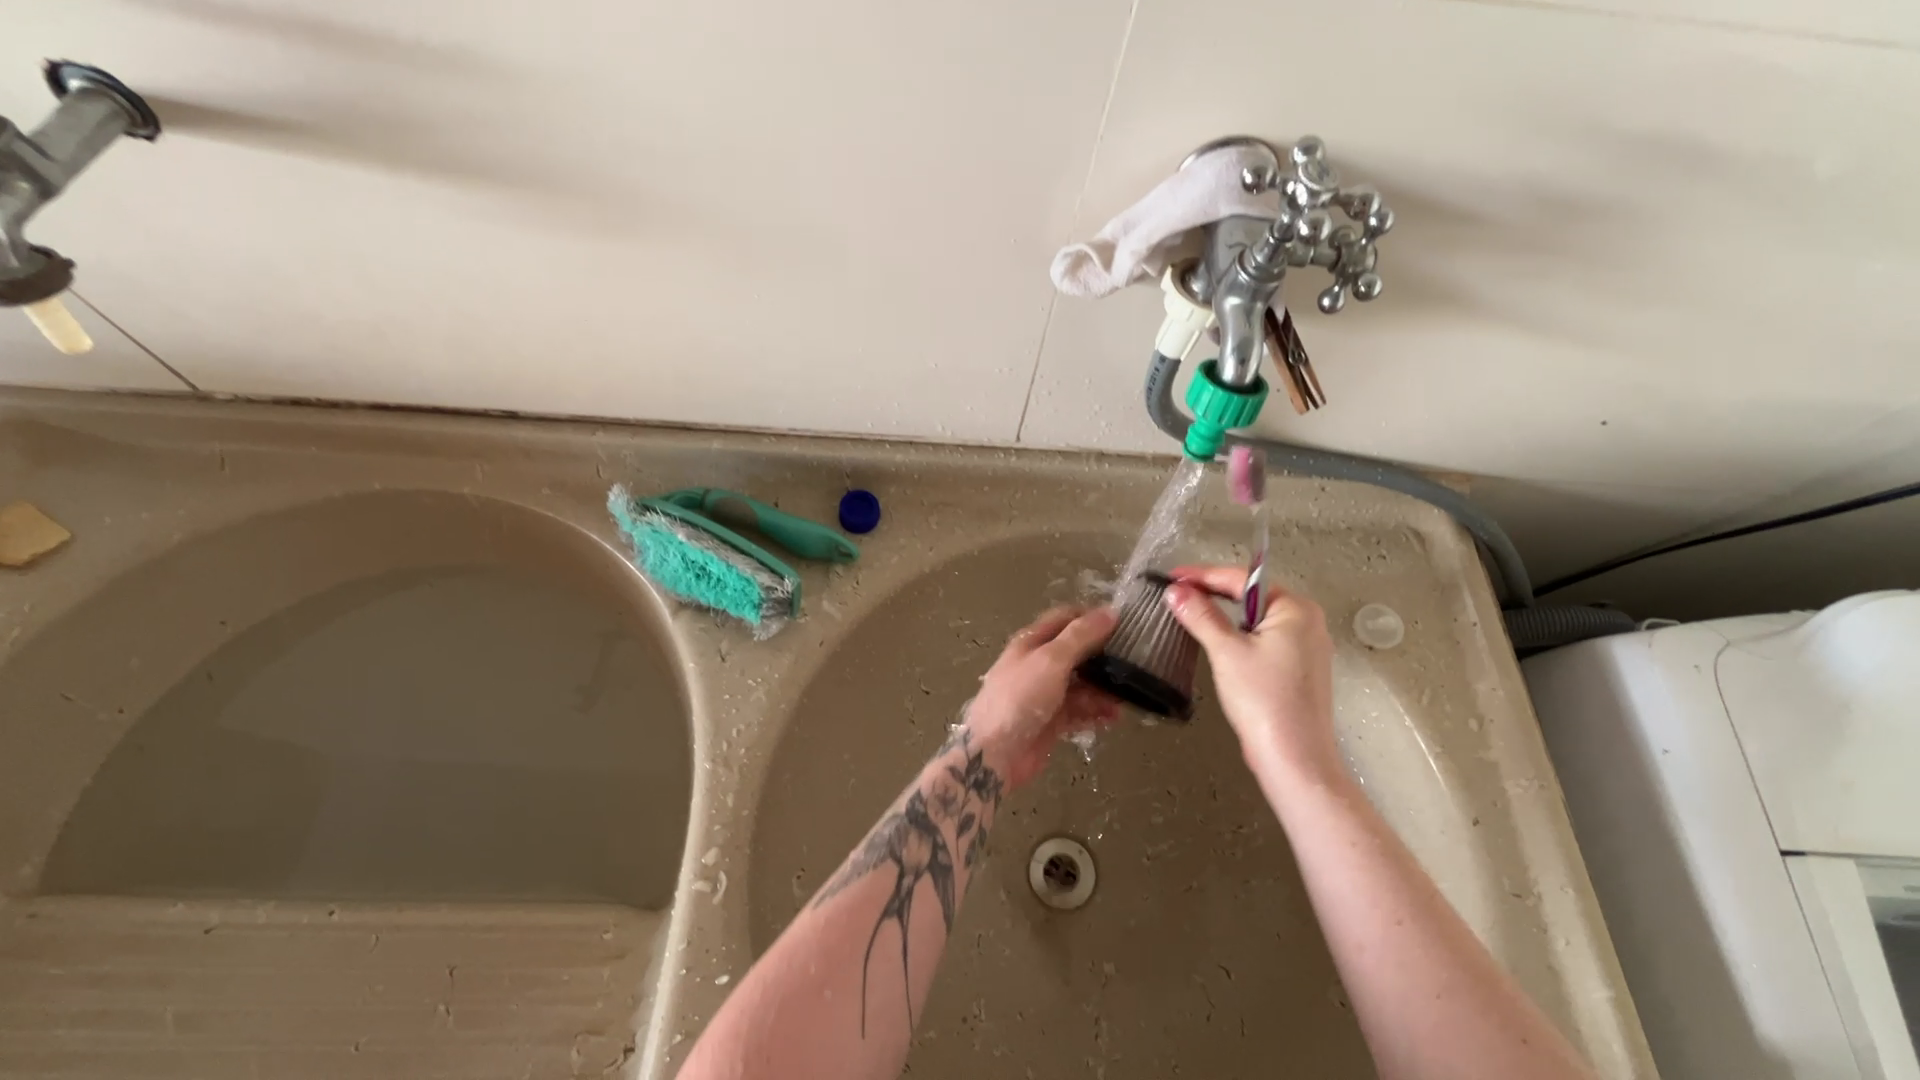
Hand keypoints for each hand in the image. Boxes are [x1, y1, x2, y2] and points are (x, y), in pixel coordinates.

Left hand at [965, 605, 1119, 789]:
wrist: (995, 754)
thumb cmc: (1020, 698)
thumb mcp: (1051, 660)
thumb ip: (1081, 636)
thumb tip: (1111, 612)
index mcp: (1031, 642)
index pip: (1064, 619)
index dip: (1091, 617)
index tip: (1124, 623)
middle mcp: (1038, 665)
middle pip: (1076, 653)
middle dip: (1103, 656)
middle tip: (1135, 661)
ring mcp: (1045, 694)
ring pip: (1081, 684)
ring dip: (1104, 688)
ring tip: (1128, 696)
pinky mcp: (1051, 721)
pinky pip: (1079, 711)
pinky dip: (1096, 712)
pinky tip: (1114, 717)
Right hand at [1163, 565, 1340, 780]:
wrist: (1293, 758)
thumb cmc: (1263, 699)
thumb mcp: (1226, 652)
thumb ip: (1200, 616)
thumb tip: (1176, 591)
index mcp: (1296, 608)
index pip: (1242, 579)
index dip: (1203, 576)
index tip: (1172, 578)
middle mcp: (1308, 621)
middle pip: (1251, 596)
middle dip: (1213, 593)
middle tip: (1177, 594)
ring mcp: (1308, 647)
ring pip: (1257, 620)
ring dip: (1224, 616)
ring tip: (1190, 614)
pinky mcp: (1300, 670)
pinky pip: (1265, 639)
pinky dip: (1239, 636)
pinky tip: (1218, 642)